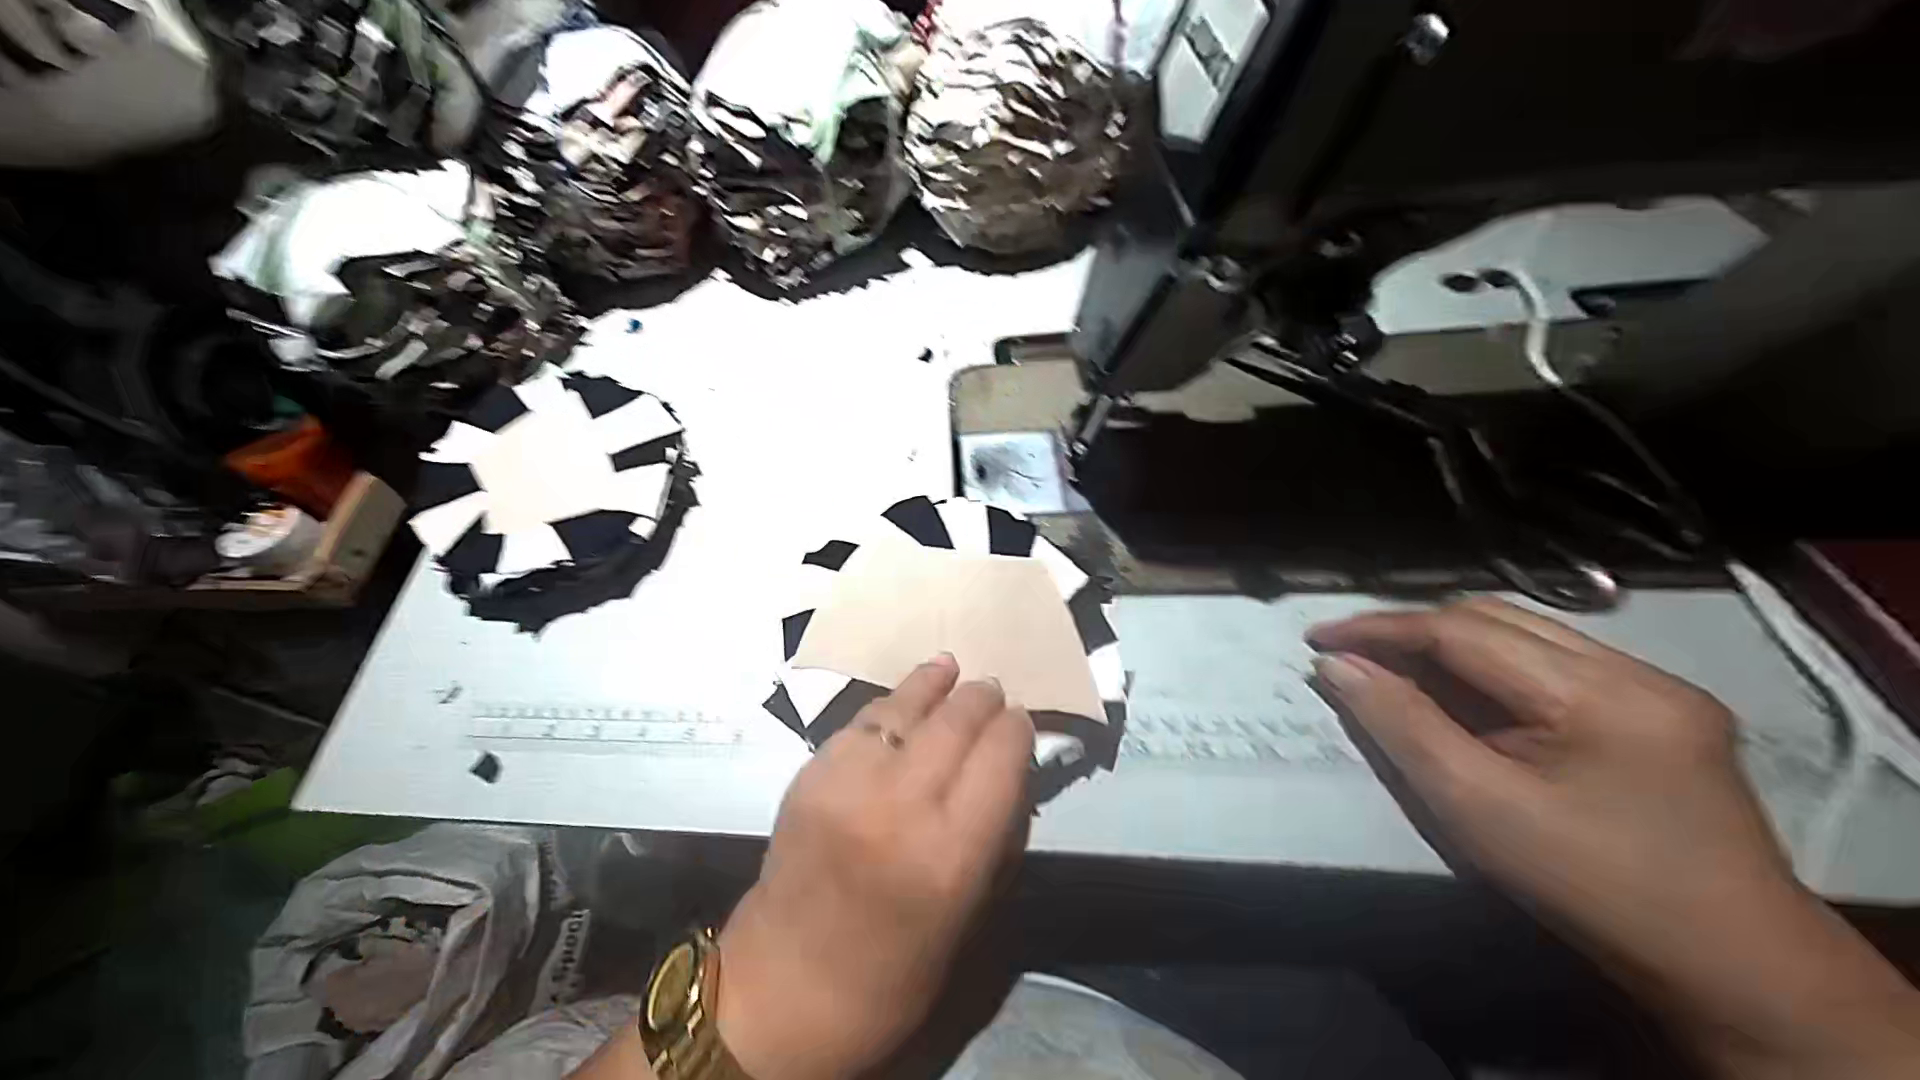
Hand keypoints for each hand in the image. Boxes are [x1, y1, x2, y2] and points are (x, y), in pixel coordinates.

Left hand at [716, 655, 1033, 1079]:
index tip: (1022, 721)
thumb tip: (1010, 768)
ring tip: (951, 668)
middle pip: (956, 722)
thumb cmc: (895, 970)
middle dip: (982, 699)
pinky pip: (862, 723)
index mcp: (950, 853)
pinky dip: (890, 706)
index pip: (1001, 757)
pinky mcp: (809, 774)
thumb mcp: (970, 914)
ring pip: (904, 707)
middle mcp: (900, 805)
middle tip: (993, 690)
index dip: (1017, 730)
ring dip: (934, 684)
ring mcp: (847, 782)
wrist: (786, 985)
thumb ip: (997, 833)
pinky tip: (904, 699)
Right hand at [1308, 598, 1919, 1077]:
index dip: (1379, 629)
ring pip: (1519, 632)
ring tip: (1391, 667)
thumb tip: (1336, 665)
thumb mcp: (1473, 805)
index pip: (1462, 632)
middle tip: (1350, 655)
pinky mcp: (1658, 707)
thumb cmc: (1587, 886)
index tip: (1318, 638)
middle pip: (1492, 618)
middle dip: (1410, 630)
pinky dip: (1485, 665)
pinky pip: (1547, 660)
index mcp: (1601, 695)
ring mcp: (1656, 686)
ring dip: (1445, 643)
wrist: (1731, 967)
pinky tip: (1458, 691)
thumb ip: (1399, 723)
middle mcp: (1637, 671)